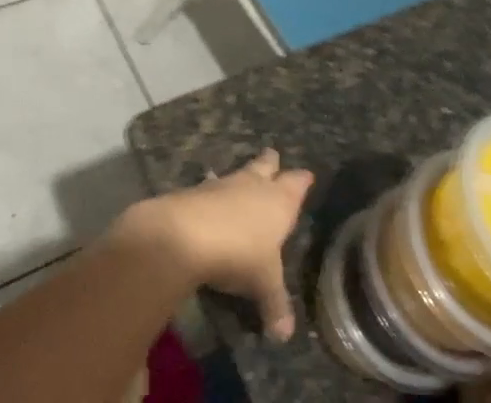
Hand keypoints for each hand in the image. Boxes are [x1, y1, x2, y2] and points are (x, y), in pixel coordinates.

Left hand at [116, 149, 313, 340]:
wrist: (185, 233)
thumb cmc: (239, 254)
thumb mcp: (262, 285)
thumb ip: (275, 306)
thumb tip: (284, 337)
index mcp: (279, 202)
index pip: (295, 185)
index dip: (301, 181)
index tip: (306, 174)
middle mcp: (252, 186)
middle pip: (264, 168)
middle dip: (269, 163)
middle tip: (272, 153)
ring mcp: (221, 185)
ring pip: (234, 174)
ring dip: (237, 176)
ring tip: (236, 176)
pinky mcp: (194, 191)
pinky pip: (207, 188)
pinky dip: (210, 192)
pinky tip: (206, 197)